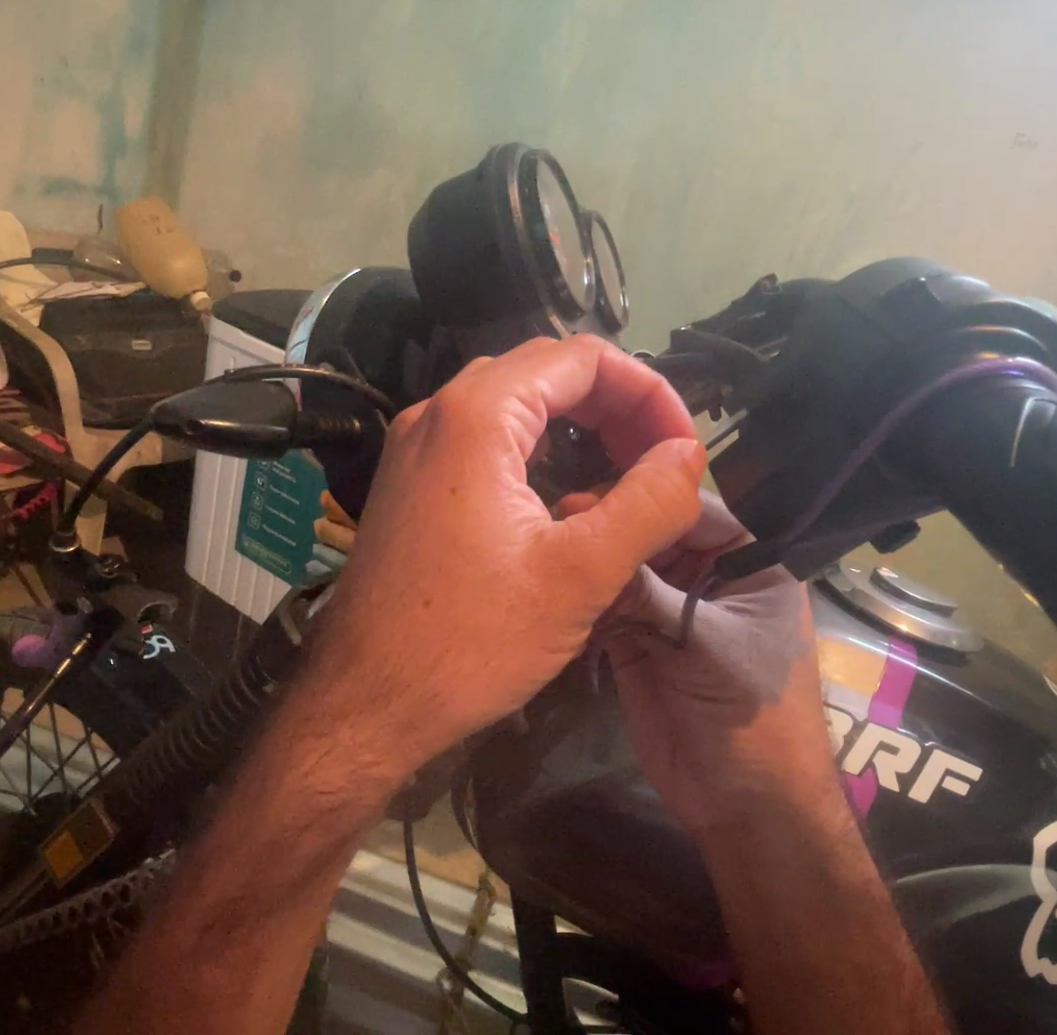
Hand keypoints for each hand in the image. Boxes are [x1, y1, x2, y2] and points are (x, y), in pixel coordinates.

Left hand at [306, 334, 707, 780]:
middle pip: (547, 373)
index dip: (647, 391)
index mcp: (476, 416)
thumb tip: (689, 454)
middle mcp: (437, 414)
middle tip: (661, 463)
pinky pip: (486, 441)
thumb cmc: (471, 639)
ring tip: (625, 481)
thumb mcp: (580, 574)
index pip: (582, 357)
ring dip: (579, 429)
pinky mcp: (411, 484)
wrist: (367, 700)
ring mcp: (416, 448)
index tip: (683, 446)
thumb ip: (648, 503)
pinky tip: (566, 502)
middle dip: (616, 407)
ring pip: (516, 406)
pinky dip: (538, 454)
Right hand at [587, 489, 837, 835]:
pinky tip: (554, 588)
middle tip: (559, 519)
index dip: (648, 500)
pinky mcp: (637, 641)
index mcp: (750, 565)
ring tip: (549, 547)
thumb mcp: (708, 643)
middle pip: (654, 536)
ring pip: (627, 570)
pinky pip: (607, 608)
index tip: (593, 495)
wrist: (743, 803)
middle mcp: (708, 578)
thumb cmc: (752, 714)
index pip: (696, 511)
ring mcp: (670, 610)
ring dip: (594, 563)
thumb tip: (592, 547)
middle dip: (614, 530)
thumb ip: (650, 596)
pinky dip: (584, 600)